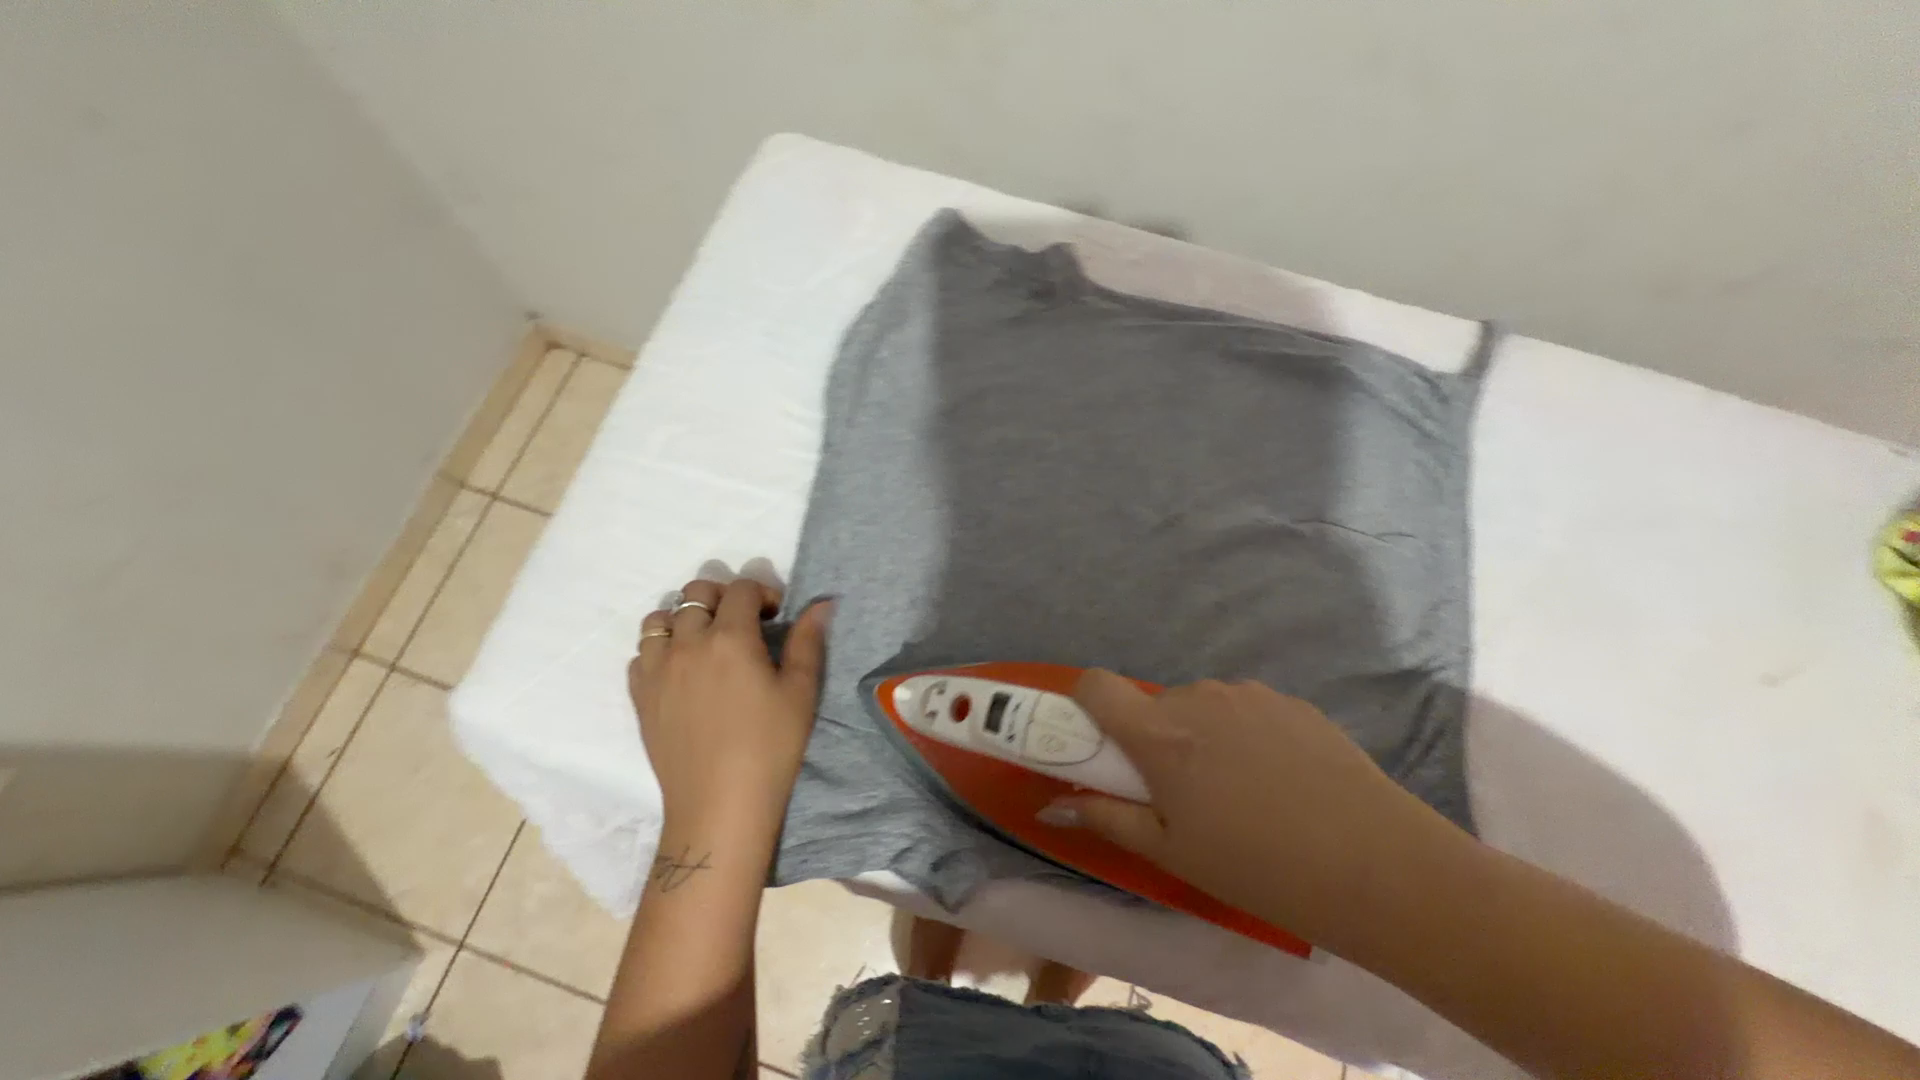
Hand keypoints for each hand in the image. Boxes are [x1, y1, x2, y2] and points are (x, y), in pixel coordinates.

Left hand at [630, 578, 830, 829]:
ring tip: (705, 641)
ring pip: (659, 619)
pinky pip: (641, 653)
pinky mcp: (640, 695)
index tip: (775, 616)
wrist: (719, 804)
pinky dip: (660, 649)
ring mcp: (656, 669)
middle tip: (741, 622)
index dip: (761, 592)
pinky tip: (682, 670)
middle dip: (721, 597)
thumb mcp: (801, 692)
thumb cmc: (770, 747)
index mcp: (730, 638)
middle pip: (695, 593)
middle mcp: (687, 643)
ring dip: (684, 618)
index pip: (740, 589)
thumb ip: (808, 641)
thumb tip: (822, 603)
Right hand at [1045, 671, 1467, 946]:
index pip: (1095, 685)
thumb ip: (1107, 818)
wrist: (1377, 866)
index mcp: (1160, 734)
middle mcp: (1199, 698)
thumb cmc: (1257, 868)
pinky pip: (1246, 710)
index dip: (1085, 705)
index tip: (1097, 743)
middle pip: (1153, 705)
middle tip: (1182, 794)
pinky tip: (1280, 783)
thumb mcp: (1172, 853)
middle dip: (1155, 740)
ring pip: (1202, 706)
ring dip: (1201, 737)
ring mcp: (1250, 695)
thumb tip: (1053, 805)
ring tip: (1239, 793)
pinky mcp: (1293, 702)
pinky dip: (1244, 736)